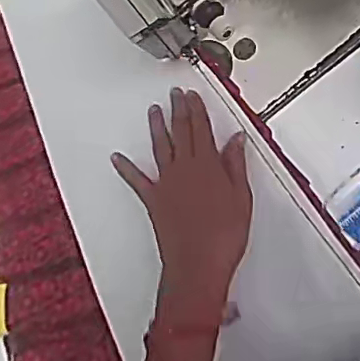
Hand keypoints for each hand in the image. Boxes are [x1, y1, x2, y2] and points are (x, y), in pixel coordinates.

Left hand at [114, 88, 251, 312]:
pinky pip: (136, 179)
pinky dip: (126, 168)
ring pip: (160, 146)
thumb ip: (236, 165)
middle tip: (175, 94)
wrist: (198, 266)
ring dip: (156, 126)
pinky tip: (117, 158)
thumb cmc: (223, 236)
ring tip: (154, 111)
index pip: (201, 128)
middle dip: (178, 109)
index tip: (193, 95)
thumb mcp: (242, 197)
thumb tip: (236, 140)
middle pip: (180, 131)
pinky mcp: (153, 200)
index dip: (196, 108)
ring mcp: (166, 183)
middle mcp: (184, 168)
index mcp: (207, 165)